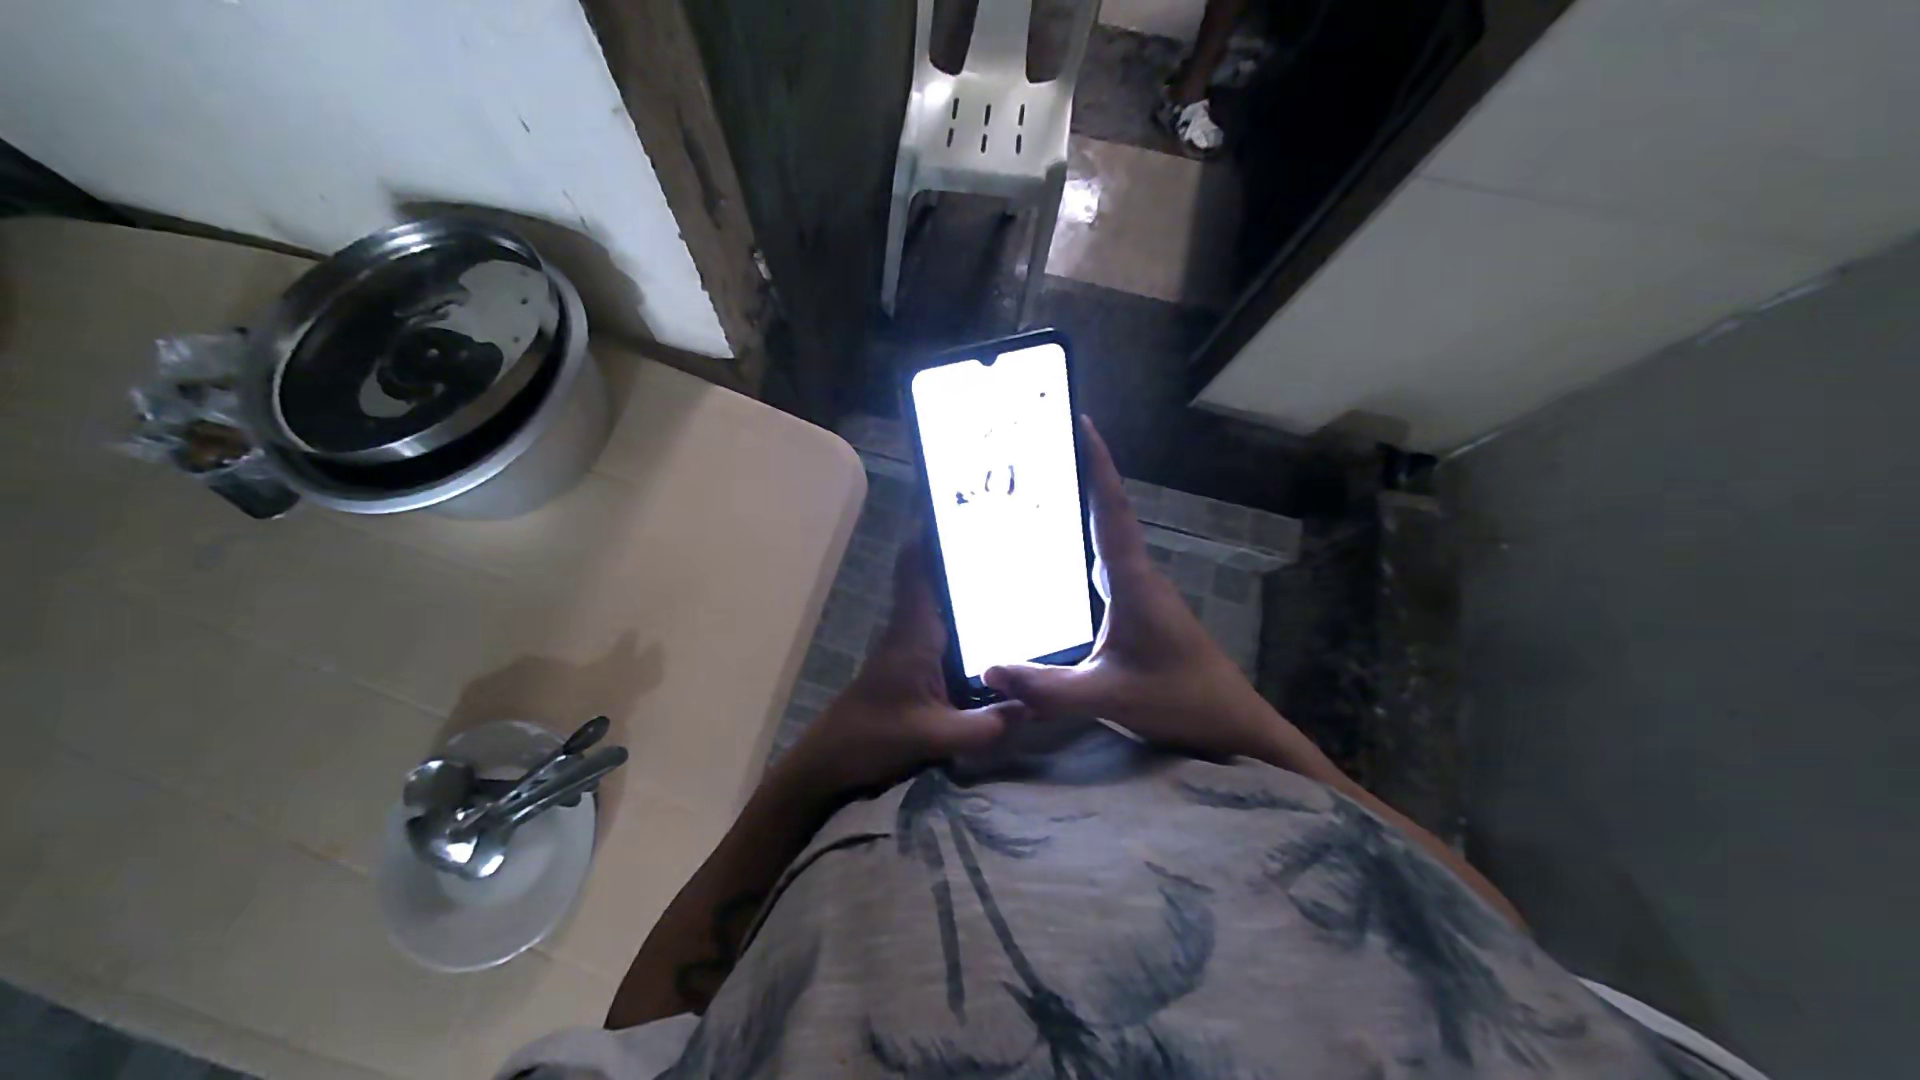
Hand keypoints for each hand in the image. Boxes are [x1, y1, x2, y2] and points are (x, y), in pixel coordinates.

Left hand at [779, 541, 1026, 799]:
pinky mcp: (919, 671)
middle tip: (1011, 533)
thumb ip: (985, 725)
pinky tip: (1005, 636)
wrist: (830, 764)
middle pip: (938, 579)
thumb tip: (1035, 706)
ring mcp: (915, 650)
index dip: (931, 532)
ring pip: (946, 606)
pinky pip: (951, 636)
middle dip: (967, 554)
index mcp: (914, 632)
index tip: (956, 500)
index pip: (917, 567)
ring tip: (1019, 572)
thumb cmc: (871, 739)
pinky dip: (973, 626)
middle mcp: (914, 631)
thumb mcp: (933, 736)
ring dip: (972, 589)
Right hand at [982, 417, 1292, 761]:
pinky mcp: (1142, 612)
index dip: (1097, 466)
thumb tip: (987, 668)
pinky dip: (1085, 545)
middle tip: (1043, 451)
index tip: (1079, 422)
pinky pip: (1108, 565)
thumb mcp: (1109, 696)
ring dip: (1085, 509)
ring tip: (1041, 493)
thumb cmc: (1181, 702)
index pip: (1113, 512)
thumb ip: (1048, 687)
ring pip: (1110, 539)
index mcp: (1134, 583)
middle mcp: (1140, 578)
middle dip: (1082, 477)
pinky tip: (1058, 562)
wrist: (1234, 726)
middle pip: (1110, 514)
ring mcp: (1144, 594)